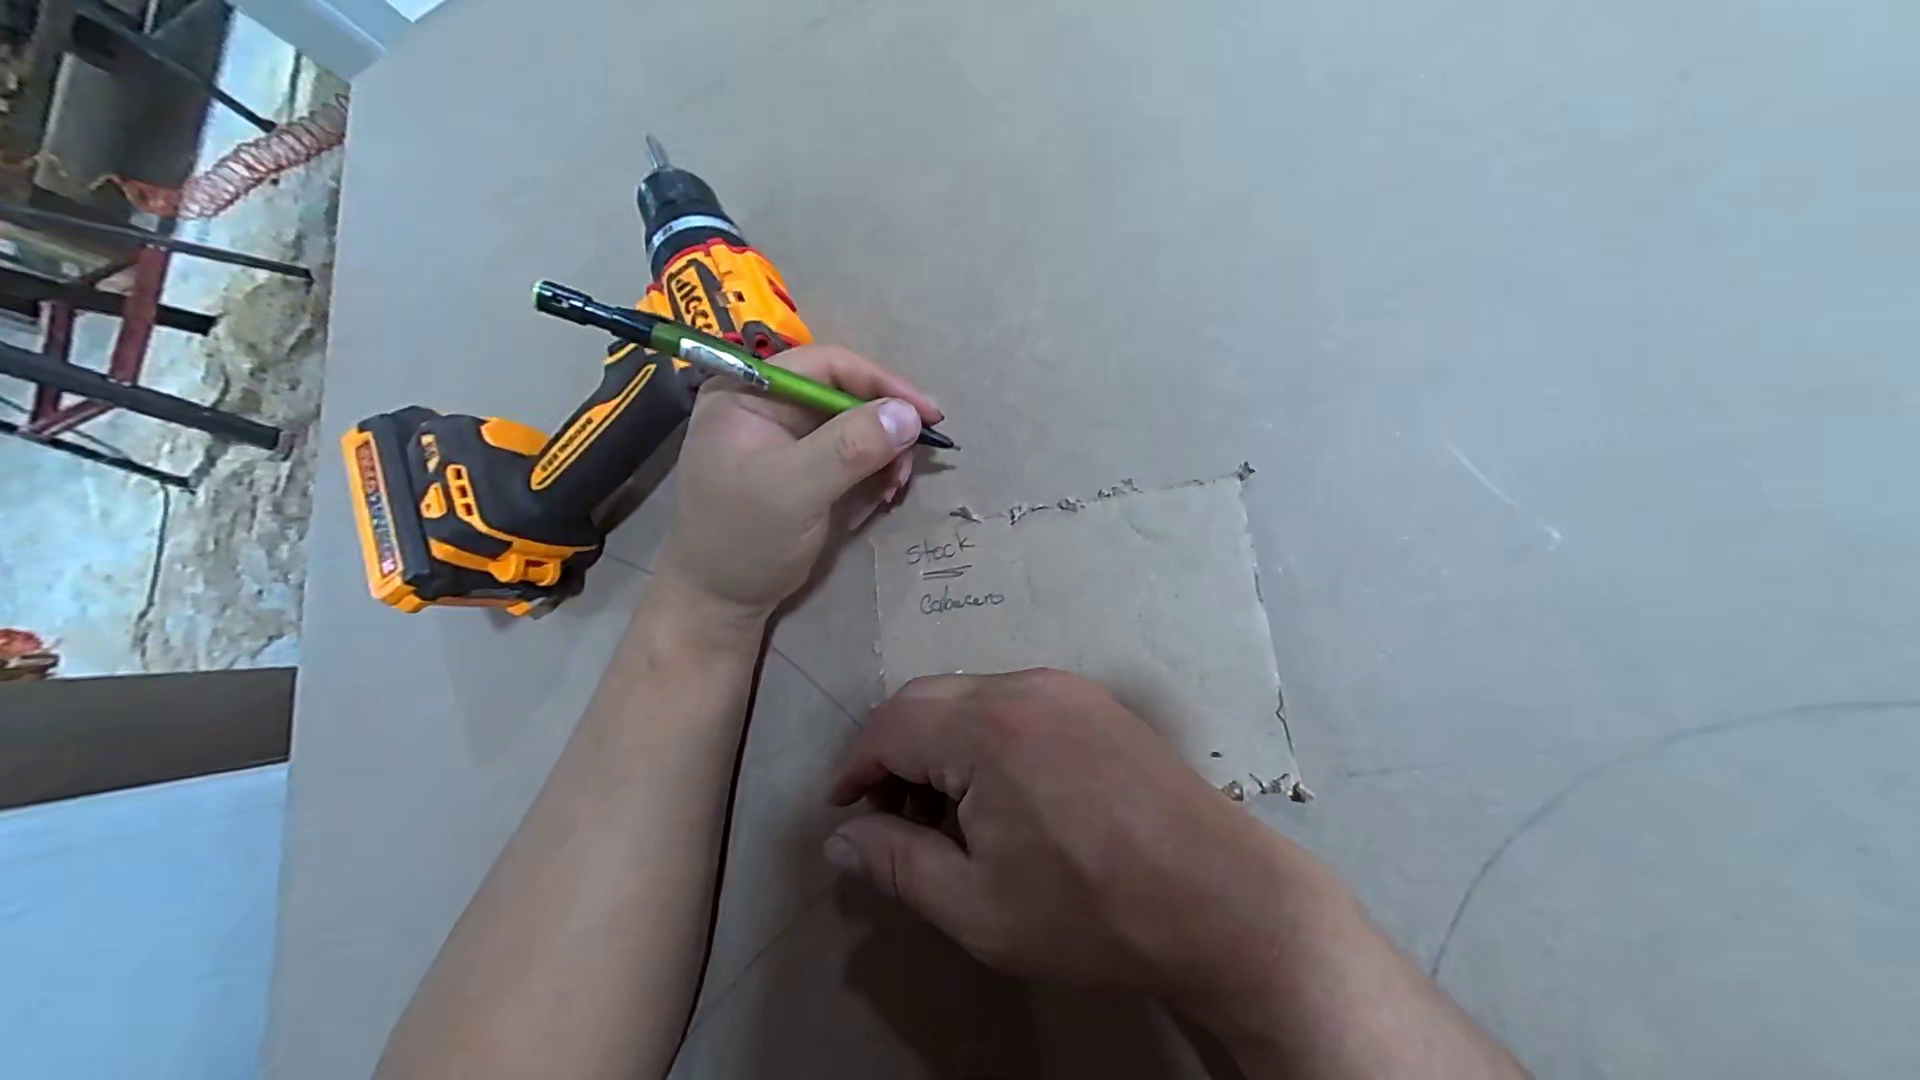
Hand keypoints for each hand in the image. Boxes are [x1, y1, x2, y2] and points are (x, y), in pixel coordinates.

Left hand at [656, 345, 942, 623]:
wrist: (720, 599)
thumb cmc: (743, 539)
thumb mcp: (795, 489)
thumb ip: (848, 448)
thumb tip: (908, 414)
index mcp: (750, 392)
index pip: (827, 365)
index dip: (882, 383)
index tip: (927, 413)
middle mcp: (769, 405)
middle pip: (846, 393)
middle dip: (885, 426)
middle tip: (913, 460)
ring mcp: (787, 437)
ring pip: (855, 425)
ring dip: (885, 452)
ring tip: (895, 487)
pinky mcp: (804, 467)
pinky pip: (851, 454)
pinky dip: (875, 471)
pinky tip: (883, 494)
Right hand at [824, 670, 1288, 1002]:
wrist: (1221, 898)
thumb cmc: (1091, 912)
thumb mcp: (977, 907)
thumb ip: (897, 864)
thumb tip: (841, 838)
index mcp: (988, 729)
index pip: (890, 725)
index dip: (855, 765)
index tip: (844, 808)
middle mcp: (1023, 686)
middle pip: (925, 700)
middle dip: (893, 751)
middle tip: (892, 814)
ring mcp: (1064, 686)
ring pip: (968, 697)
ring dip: (939, 742)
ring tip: (947, 809)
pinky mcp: (1092, 699)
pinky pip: (1012, 700)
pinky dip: (983, 734)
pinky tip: (1000, 788)